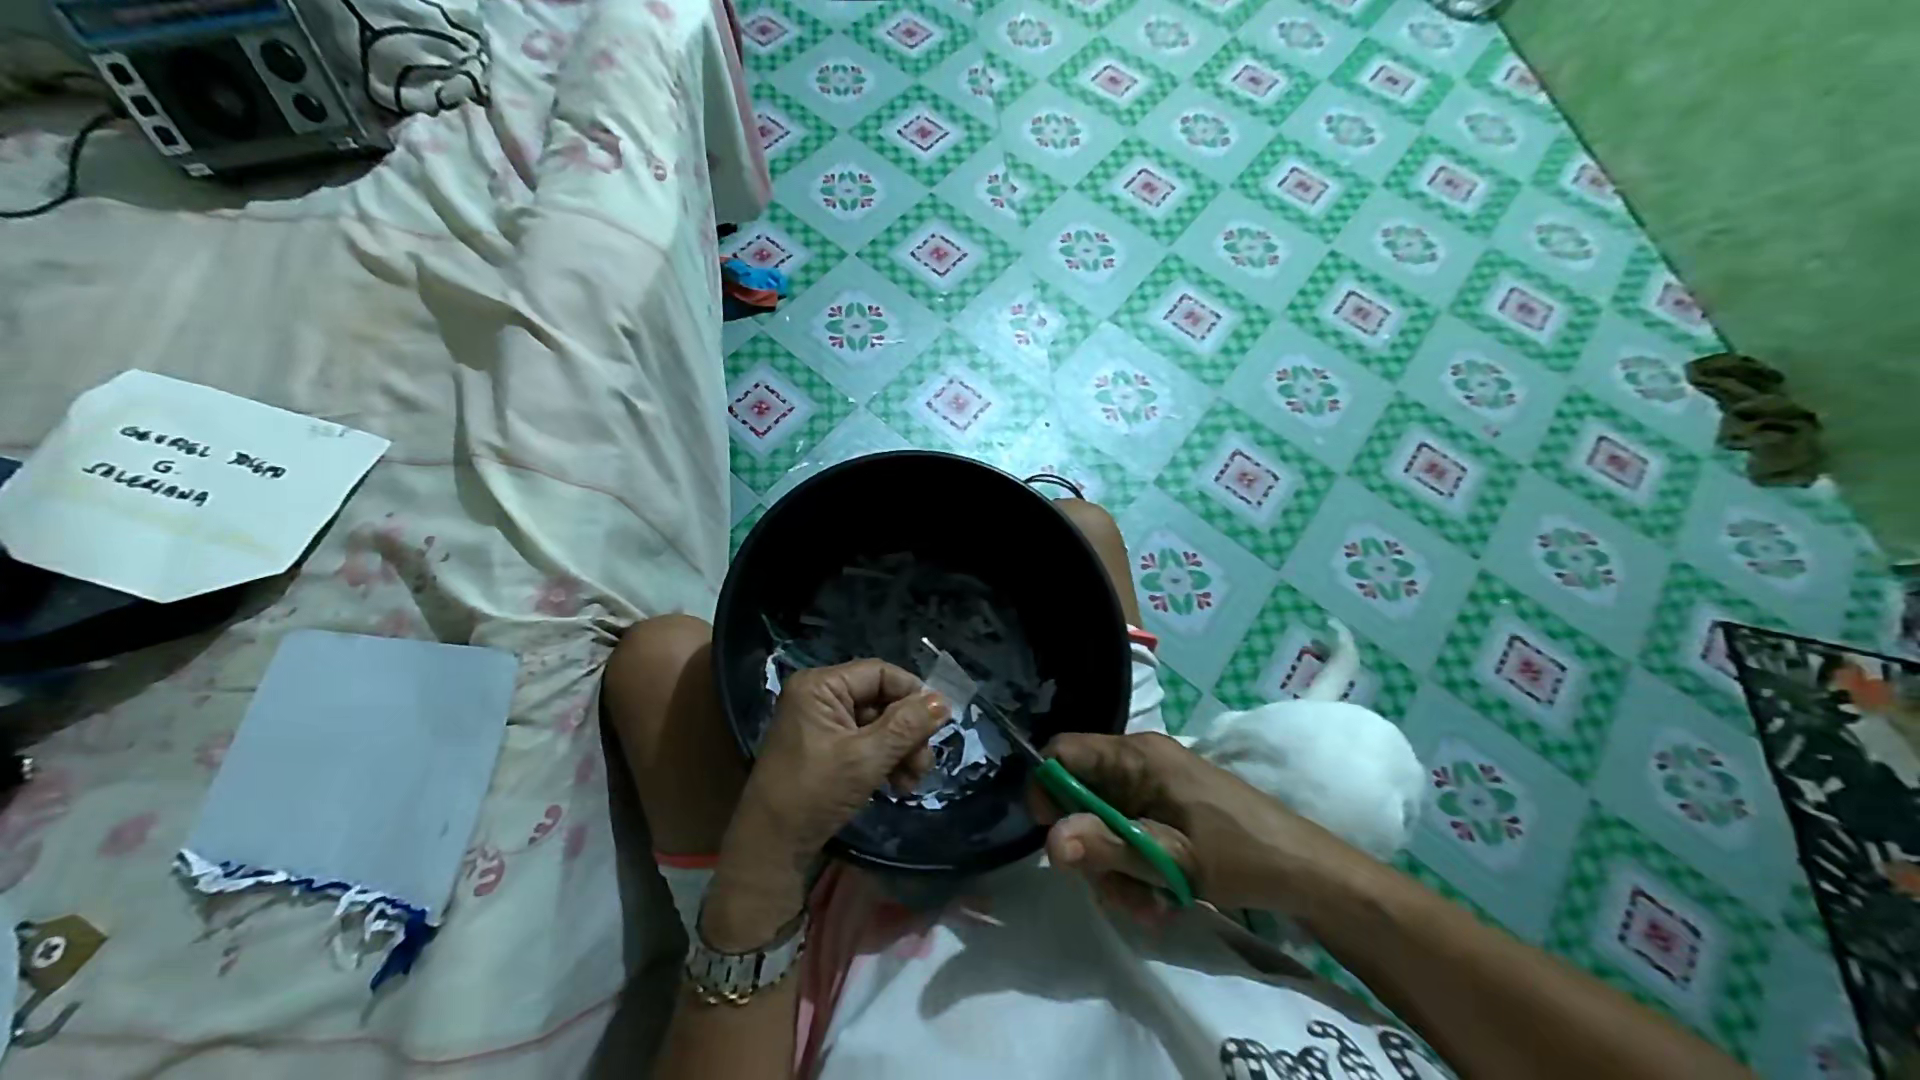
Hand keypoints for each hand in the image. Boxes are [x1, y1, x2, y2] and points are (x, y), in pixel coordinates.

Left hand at [721, 660, 949, 876]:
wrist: (771, 848)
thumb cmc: (814, 794)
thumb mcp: (866, 758)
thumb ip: (907, 727)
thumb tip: (945, 702)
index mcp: (820, 686)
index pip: (880, 673)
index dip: (912, 695)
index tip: (937, 725)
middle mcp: (819, 695)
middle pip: (882, 699)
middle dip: (908, 732)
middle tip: (923, 765)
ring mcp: (822, 722)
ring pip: (879, 722)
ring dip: (901, 749)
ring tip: (911, 782)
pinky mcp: (826, 746)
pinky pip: (867, 740)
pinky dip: (886, 759)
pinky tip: (898, 786)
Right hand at [1030, 732, 1362, 915]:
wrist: (1306, 871)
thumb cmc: (1241, 855)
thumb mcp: (1172, 858)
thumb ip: (1108, 847)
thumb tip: (1048, 843)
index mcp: (1137, 755)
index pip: (1063, 752)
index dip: (1048, 791)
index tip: (1058, 839)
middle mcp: (1140, 761)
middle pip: (1080, 794)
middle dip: (1089, 846)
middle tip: (1114, 890)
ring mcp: (1153, 784)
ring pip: (1102, 820)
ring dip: (1113, 867)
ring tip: (1147, 905)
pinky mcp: (1166, 806)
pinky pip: (1128, 829)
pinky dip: (1133, 864)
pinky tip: (1159, 897)